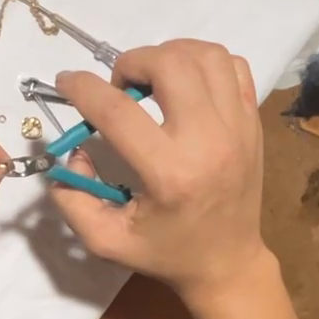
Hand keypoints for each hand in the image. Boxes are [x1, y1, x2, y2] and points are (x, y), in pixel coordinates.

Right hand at [51, 40, 272, 303]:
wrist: (226, 263)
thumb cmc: (164, 252)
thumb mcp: (104, 239)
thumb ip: (73, 197)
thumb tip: (75, 149)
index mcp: (169, 174)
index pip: (118, 111)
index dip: (82, 88)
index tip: (65, 82)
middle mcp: (208, 142)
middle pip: (169, 65)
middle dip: (131, 63)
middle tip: (119, 89)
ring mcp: (238, 127)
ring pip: (205, 55)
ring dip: (168, 55)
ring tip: (151, 81)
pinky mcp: (252, 122)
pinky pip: (233, 66)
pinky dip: (203, 63)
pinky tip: (185, 86)